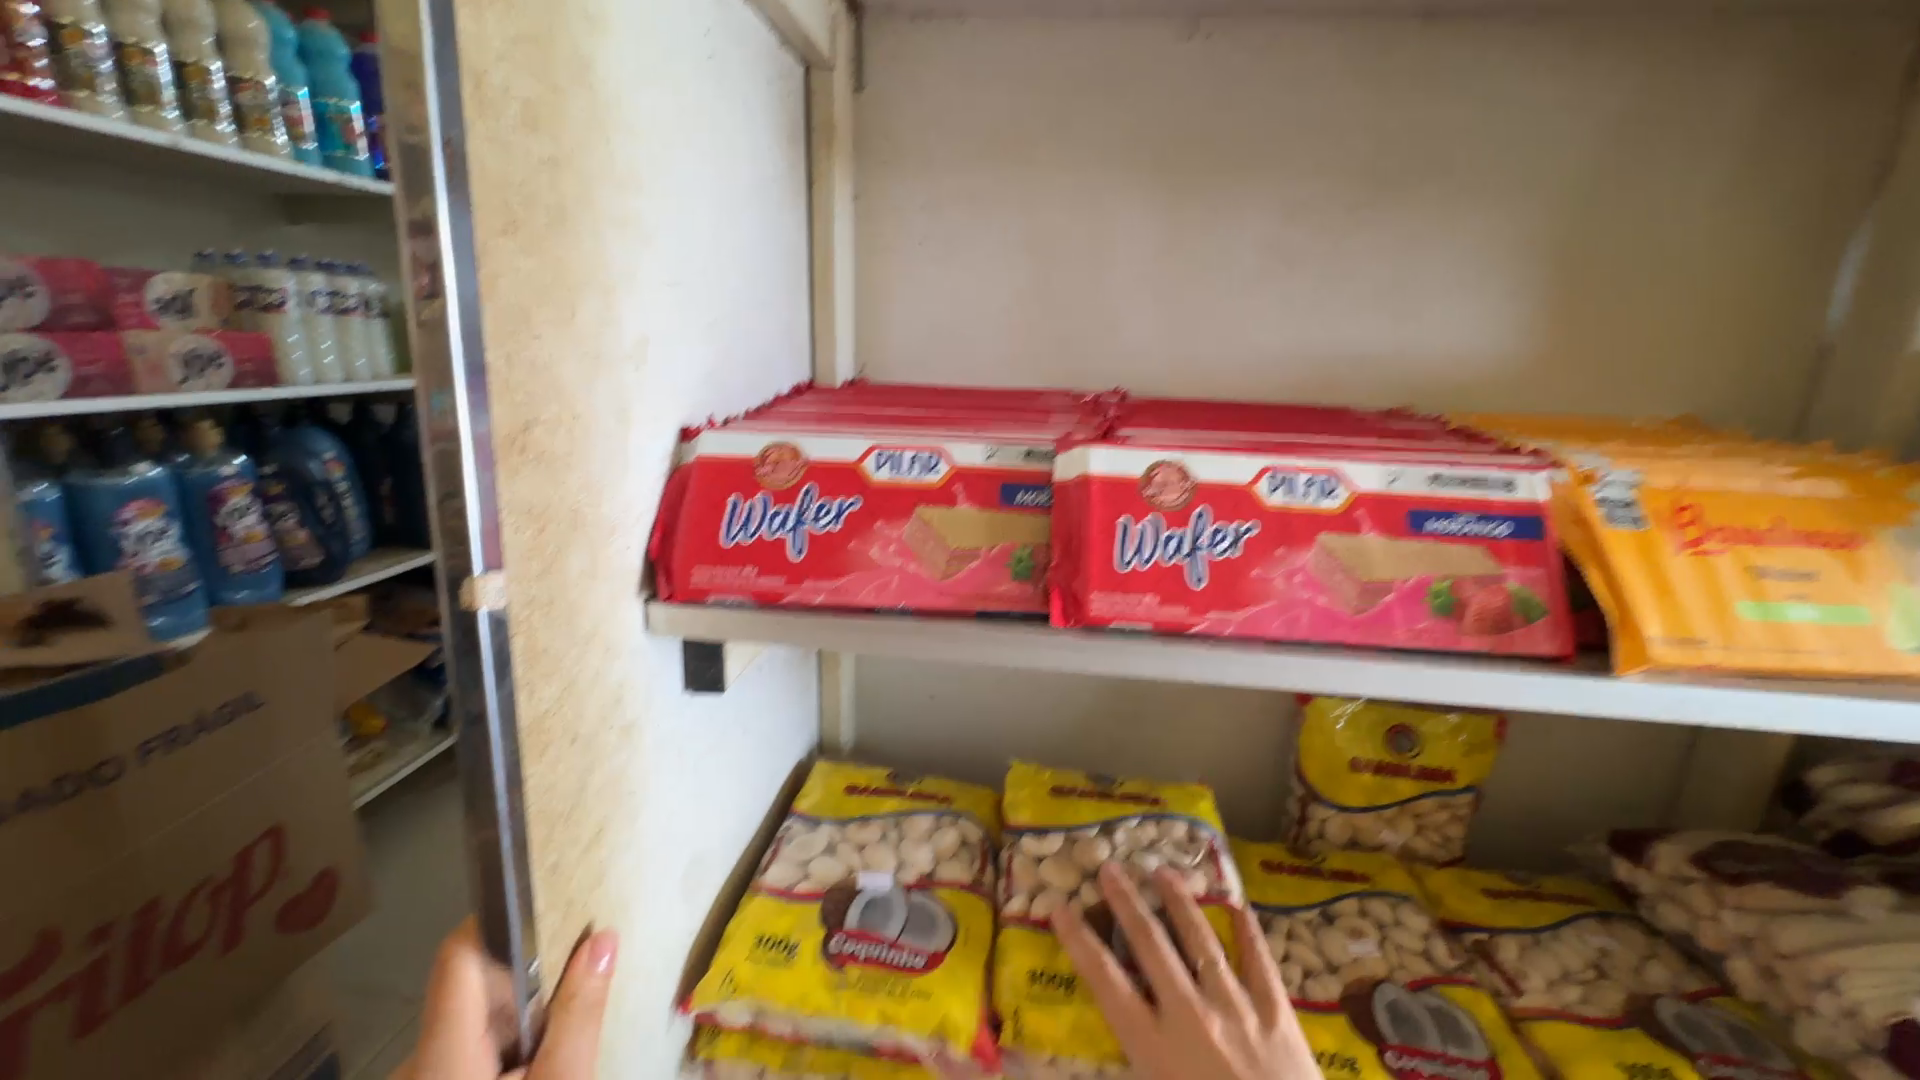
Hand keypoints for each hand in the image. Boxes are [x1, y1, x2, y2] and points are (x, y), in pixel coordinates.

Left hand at [393, 917, 617, 1079]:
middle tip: (577, 984)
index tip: (550, 908)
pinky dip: (501, 1047)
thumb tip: (603, 938)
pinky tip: (533, 1068)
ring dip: (517, 1019)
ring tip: (558, 1039)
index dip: (501, 922)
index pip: (458, 954)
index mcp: (441, 1055)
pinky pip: (463, 1050)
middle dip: (526, 981)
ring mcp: (418, 1079)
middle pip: (471, 989)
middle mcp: (414, 1063)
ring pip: (471, 1021)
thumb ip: (579, 1014)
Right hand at [1052, 863, 1315, 1079]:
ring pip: (1202, 940)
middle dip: (1126, 902)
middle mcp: (1190, 1015)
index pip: (1105, 981)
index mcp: (1154, 1045)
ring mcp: (1237, 1008)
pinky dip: (1248, 932)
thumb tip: (1104, 1045)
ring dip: (1179, 902)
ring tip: (1163, 871)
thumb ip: (1134, 1061)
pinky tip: (1238, 905)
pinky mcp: (1279, 1014)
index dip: (1079, 941)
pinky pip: (1260, 962)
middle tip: (1110, 867)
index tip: (1059, 908)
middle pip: (1150, 945)